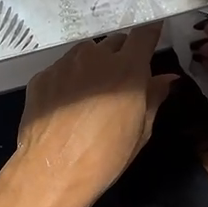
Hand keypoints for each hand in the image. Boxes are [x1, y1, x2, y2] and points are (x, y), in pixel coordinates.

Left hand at [5, 24, 175, 206]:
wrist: (52, 172)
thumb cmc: (106, 156)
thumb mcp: (141, 131)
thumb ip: (154, 97)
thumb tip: (166, 78)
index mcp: (127, 68)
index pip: (143, 34)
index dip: (150, 34)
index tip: (152, 38)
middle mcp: (95, 57)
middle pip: (114, 41)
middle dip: (122, 54)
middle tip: (122, 79)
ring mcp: (64, 64)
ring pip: (86, 52)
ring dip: (94, 63)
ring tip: (92, 91)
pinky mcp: (41, 76)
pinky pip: (62, 68)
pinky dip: (69, 77)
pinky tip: (67, 104)